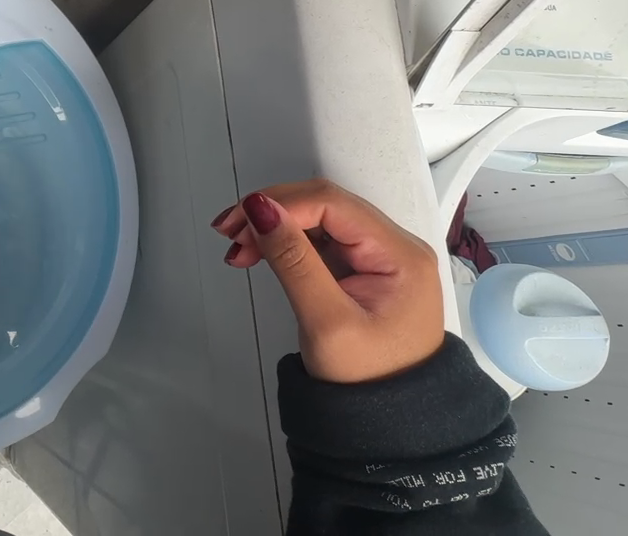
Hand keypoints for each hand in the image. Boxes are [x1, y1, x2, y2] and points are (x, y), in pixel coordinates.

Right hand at [212, 179, 444, 383]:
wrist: (391, 424)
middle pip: (323, 204)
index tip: (238, 225)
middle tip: (229, 235)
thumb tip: (258, 206)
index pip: (331, 203)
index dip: (281, 204)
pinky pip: (317, 236)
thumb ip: (292, 259)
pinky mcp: (361, 265)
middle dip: (271, 212)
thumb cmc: (365, 378)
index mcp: (398, 254)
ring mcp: (377, 254)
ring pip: (315, 216)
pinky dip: (283, 239)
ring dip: (272, 224)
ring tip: (237, 247)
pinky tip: (258, 252)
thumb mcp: (325, 321)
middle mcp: (393, 245)